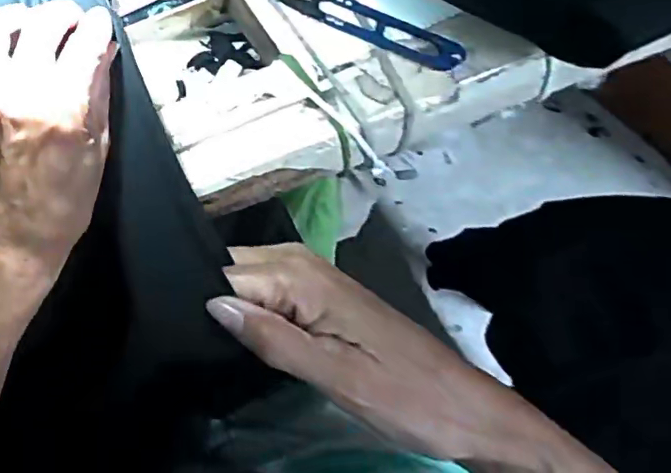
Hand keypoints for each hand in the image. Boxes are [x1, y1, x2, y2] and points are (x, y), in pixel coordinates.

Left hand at [0, 1, 117, 305]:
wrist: (17, 228)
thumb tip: (103, 45)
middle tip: (74, 20)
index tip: (100, 23)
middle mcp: (19, 93)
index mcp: (61, 109)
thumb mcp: (99, 144)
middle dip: (62, 12)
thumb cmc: (69, 195)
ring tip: (35, 24)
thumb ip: (99, 88)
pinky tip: (8, 47)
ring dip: (18, 15)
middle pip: (38, 24)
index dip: (96, 26)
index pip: (81, 43)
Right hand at [207, 245, 612, 472]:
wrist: (474, 412)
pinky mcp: (312, 285)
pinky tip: (253, 331)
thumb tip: (212, 304)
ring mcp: (304, 268)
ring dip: (232, 302)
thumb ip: (271, 339)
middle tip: (212, 340)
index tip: (196, 331)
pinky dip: (251, 304)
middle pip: (228, 267)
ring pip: (241, 274)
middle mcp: (295, 257)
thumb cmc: (408, 398)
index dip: (205, 301)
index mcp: (297, 274)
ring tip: (230, 338)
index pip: (224, 275)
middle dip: (214, 297)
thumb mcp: (338, 378)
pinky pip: (261, 283)